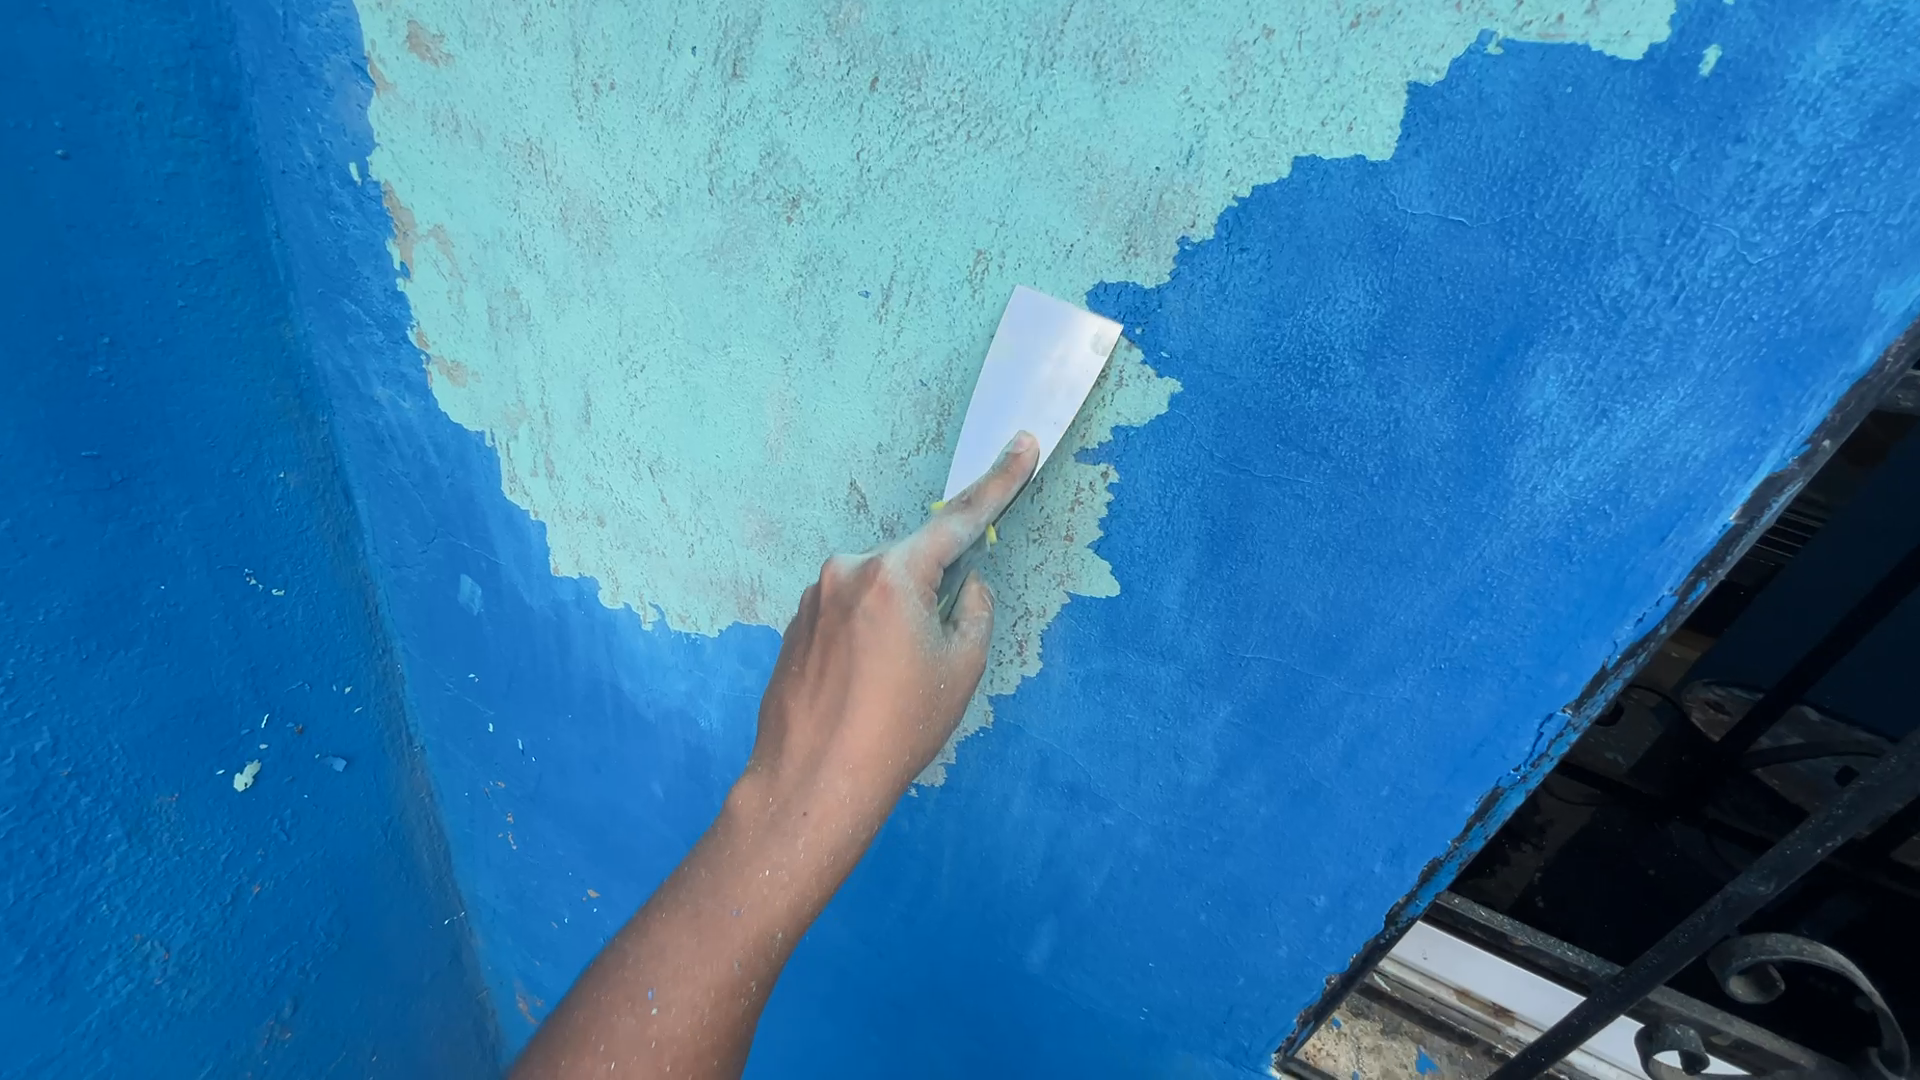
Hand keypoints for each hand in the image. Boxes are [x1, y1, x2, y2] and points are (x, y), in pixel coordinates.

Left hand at [736, 431, 1039, 835]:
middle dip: (932, 588)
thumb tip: (966, 585)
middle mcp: (848, 568)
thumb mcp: (961, 668)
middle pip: (911, 560)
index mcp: (895, 573)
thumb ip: (975, 610)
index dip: (1000, 482)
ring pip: (877, 587)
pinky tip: (860, 681)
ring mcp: (814, 594)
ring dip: (896, 613)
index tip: (1022, 444)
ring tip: (889, 679)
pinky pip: (848, 609)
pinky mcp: (795, 620)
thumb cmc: (899, 727)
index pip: (960, 520)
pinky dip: (866, 631)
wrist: (812, 782)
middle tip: (932, 651)